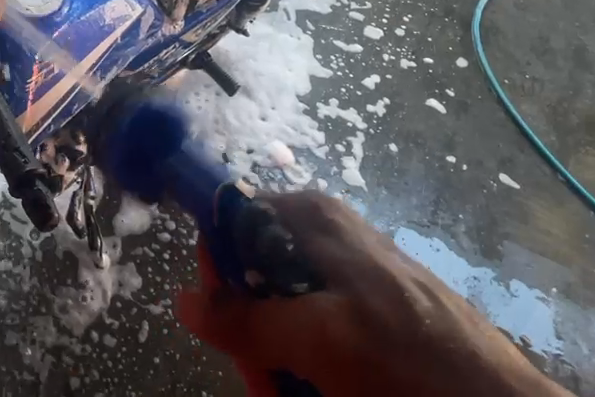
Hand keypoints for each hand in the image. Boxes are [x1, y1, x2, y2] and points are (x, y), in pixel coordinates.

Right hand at [176, 192, 567, 396]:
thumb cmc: (412, 366)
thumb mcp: (321, 342)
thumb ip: (247, 319)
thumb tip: (182, 300)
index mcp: (310, 215)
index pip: (228, 221)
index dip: (219, 275)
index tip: (230, 326)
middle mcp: (326, 231)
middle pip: (251, 272)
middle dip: (252, 330)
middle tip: (270, 378)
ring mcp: (350, 271)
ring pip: (280, 309)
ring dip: (278, 356)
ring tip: (296, 392)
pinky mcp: (371, 309)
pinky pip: (315, 330)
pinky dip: (309, 363)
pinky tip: (323, 392)